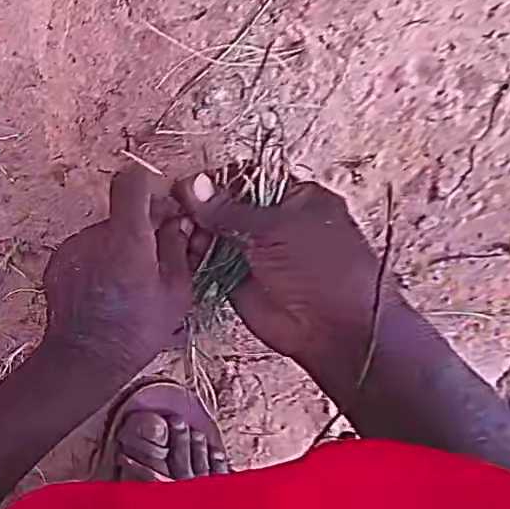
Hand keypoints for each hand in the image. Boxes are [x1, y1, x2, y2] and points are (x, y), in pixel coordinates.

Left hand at [41, 167, 194, 374]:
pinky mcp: (56, 263)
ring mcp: (70, 249)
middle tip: (158, 254)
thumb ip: (178, 247)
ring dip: (120, 246)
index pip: (131, 183)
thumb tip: (178, 222)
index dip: (151, 187)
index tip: (165, 205)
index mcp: (126, 240)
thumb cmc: (136, 331)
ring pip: (104, 233)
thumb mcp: (176, 291)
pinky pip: (85, 250)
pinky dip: (98, 260)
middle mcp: (93, 237)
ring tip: (129, 281)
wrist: (85, 358)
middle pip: (121, 213)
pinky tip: (106, 289)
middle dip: (142, 226)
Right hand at [172, 174, 403, 379]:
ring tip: (182, 234)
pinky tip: (183, 253)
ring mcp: (249, 251)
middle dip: (199, 208)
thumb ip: (229, 209)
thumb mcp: (277, 228)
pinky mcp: (231, 277)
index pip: (246, 179)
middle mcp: (269, 223)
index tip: (189, 186)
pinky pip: (204, 261)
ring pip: (210, 233)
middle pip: (223, 207)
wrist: (331, 329)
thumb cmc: (324, 270)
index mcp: (292, 199)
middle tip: (178, 212)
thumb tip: (193, 185)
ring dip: (193, 232)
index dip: (216, 181)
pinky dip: (190, 257)